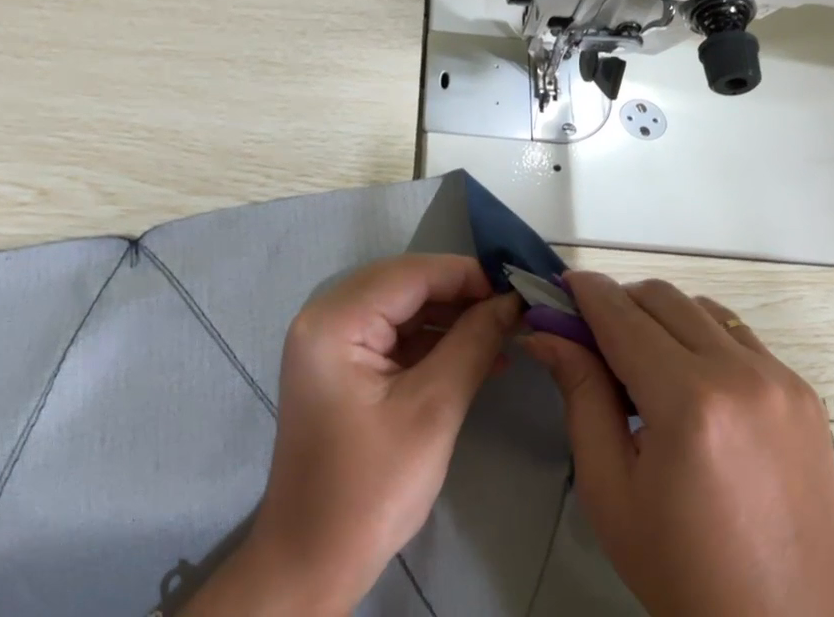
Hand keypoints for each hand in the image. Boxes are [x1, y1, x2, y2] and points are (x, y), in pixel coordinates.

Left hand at [182, 254, 521, 616]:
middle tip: (515, 310)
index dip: (467, 274)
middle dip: (462, 295)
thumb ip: (473, 343)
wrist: (315, 559)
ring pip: (402, 311)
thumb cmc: (372, 486)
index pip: (410, 273)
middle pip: (404, 286)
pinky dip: (434, 344)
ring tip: (506, 335)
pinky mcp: (342, 370)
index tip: (518, 288)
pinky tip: (479, 356)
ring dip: (452, 320)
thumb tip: (511, 301)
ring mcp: (331, 345)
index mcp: (333, 322)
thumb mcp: (432, 409)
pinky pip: (394, 338)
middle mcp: (325, 320)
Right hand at [523, 272, 833, 616]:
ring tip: (641, 363)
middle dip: (620, 302)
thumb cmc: (678, 564)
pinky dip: (704, 340)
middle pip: (665, 298)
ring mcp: (783, 381)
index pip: (623, 317)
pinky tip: (689, 384)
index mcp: (690, 403)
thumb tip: (548, 334)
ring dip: (663, 317)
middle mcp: (743, 376)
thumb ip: (580, 395)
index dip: (586, 293)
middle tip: (590, 334)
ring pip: (705, 309)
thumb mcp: (608, 486)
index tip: (558, 287)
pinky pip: (741, 338)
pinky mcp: (804, 393)